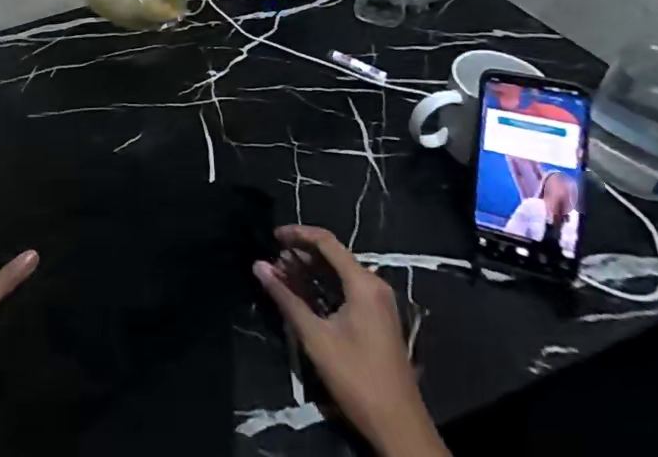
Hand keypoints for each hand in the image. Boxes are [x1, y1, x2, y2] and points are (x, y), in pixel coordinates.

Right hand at [253, 226, 449, 456]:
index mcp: (363, 282)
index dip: (298, 234)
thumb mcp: (315, 337)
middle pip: (334, 256)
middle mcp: (374, 284)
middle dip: (302, 254)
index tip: (273, 235)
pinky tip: (304, 293)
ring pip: (340, 273)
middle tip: (273, 259)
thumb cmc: (355, 377)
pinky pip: (348, 289)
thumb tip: (259, 267)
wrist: (397, 422)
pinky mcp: (377, 316)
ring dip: (312, 271)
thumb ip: (287, 299)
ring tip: (282, 273)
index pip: (327, 242)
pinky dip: (325, 286)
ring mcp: (378, 300)